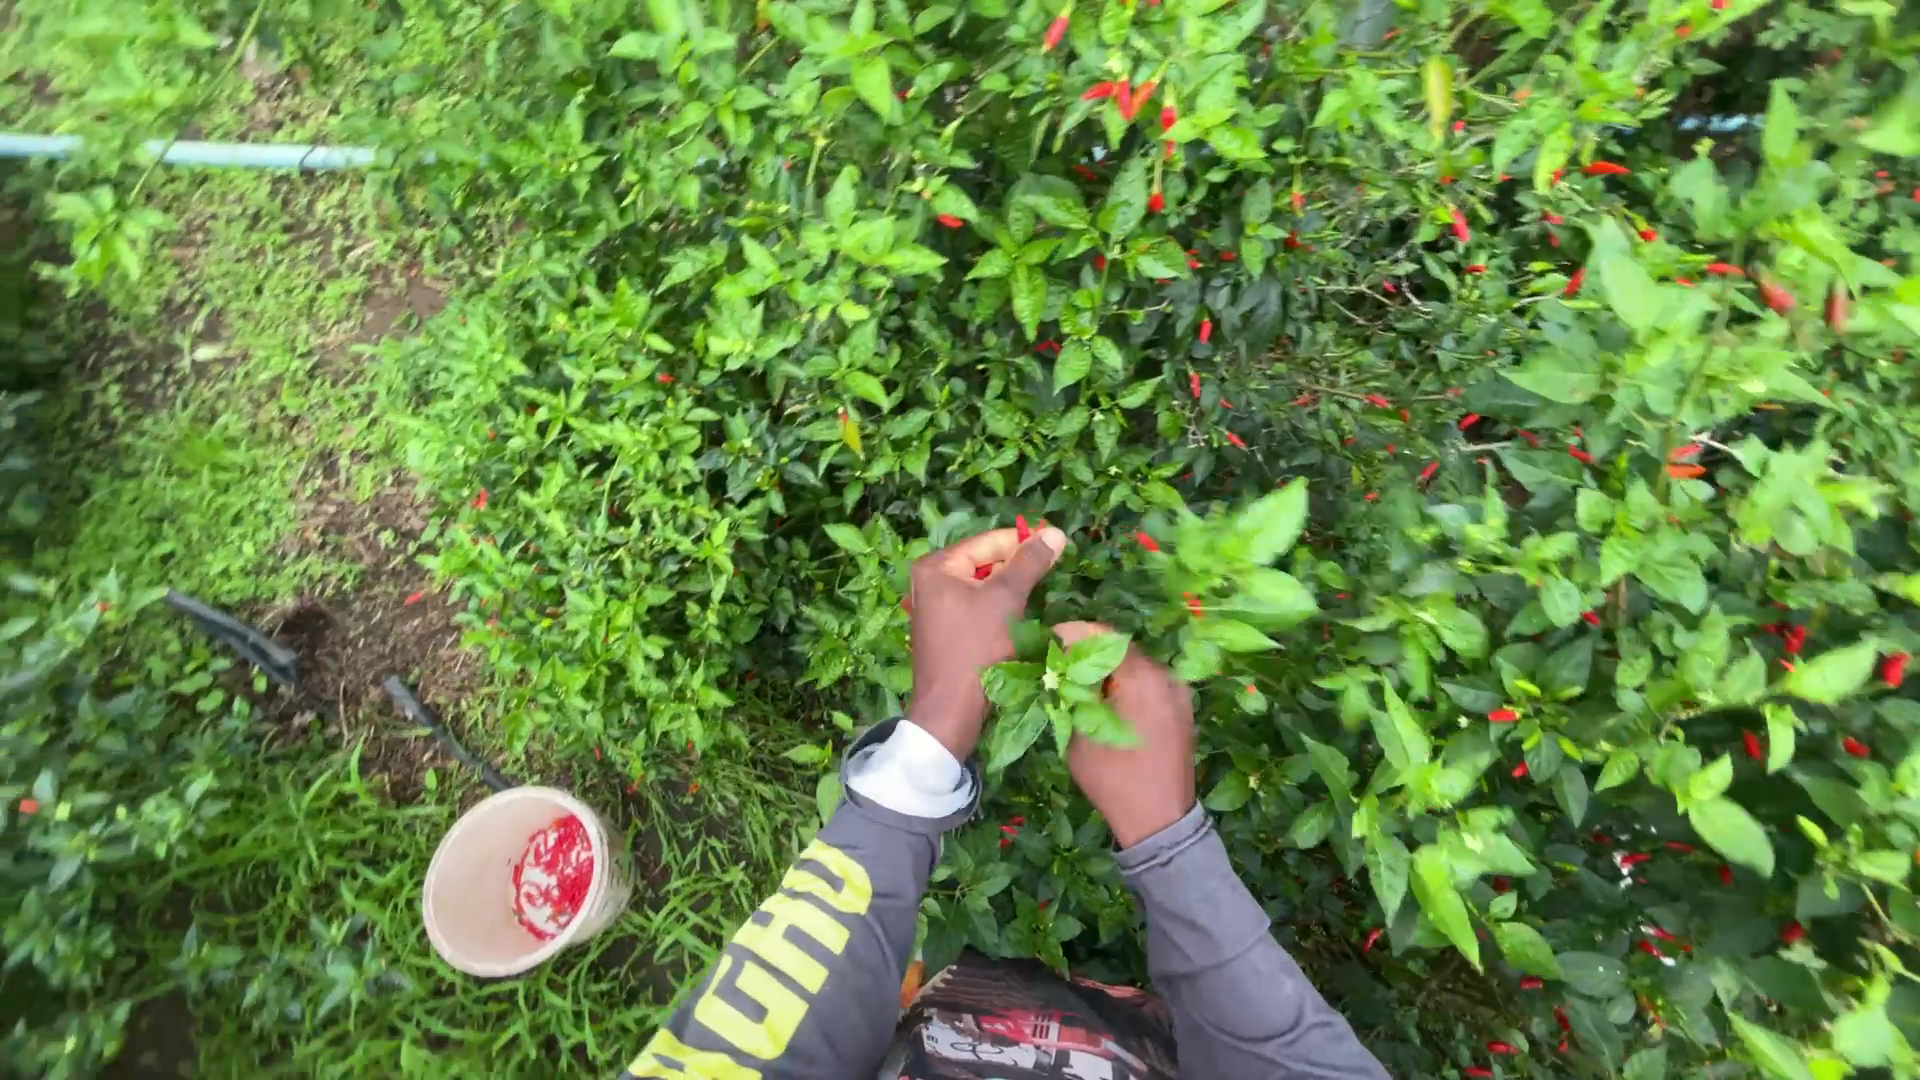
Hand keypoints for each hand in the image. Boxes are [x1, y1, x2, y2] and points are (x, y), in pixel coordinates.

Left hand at [905, 524, 1067, 758]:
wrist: (951, 710)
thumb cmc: (976, 647)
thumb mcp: (1006, 599)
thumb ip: (1029, 562)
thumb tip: (1055, 532)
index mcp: (936, 566)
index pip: (987, 542)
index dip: (1023, 541)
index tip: (1056, 542)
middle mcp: (930, 581)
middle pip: (985, 562)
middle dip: (1017, 566)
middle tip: (1053, 566)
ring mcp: (936, 606)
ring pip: (984, 586)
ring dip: (1011, 588)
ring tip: (1042, 588)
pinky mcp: (946, 629)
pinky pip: (978, 606)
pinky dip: (1000, 607)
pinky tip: (1021, 613)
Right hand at [1052, 621, 1194, 848]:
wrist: (1160, 820)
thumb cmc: (1113, 778)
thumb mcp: (1078, 733)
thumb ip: (1066, 694)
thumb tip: (1052, 668)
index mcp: (1141, 677)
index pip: (1101, 635)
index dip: (1071, 634)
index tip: (1048, 641)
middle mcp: (1165, 676)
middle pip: (1120, 646)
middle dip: (1087, 650)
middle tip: (1060, 662)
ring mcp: (1178, 690)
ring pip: (1135, 662)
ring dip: (1107, 666)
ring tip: (1081, 680)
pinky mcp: (1182, 706)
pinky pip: (1149, 680)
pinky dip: (1126, 681)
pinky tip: (1107, 697)